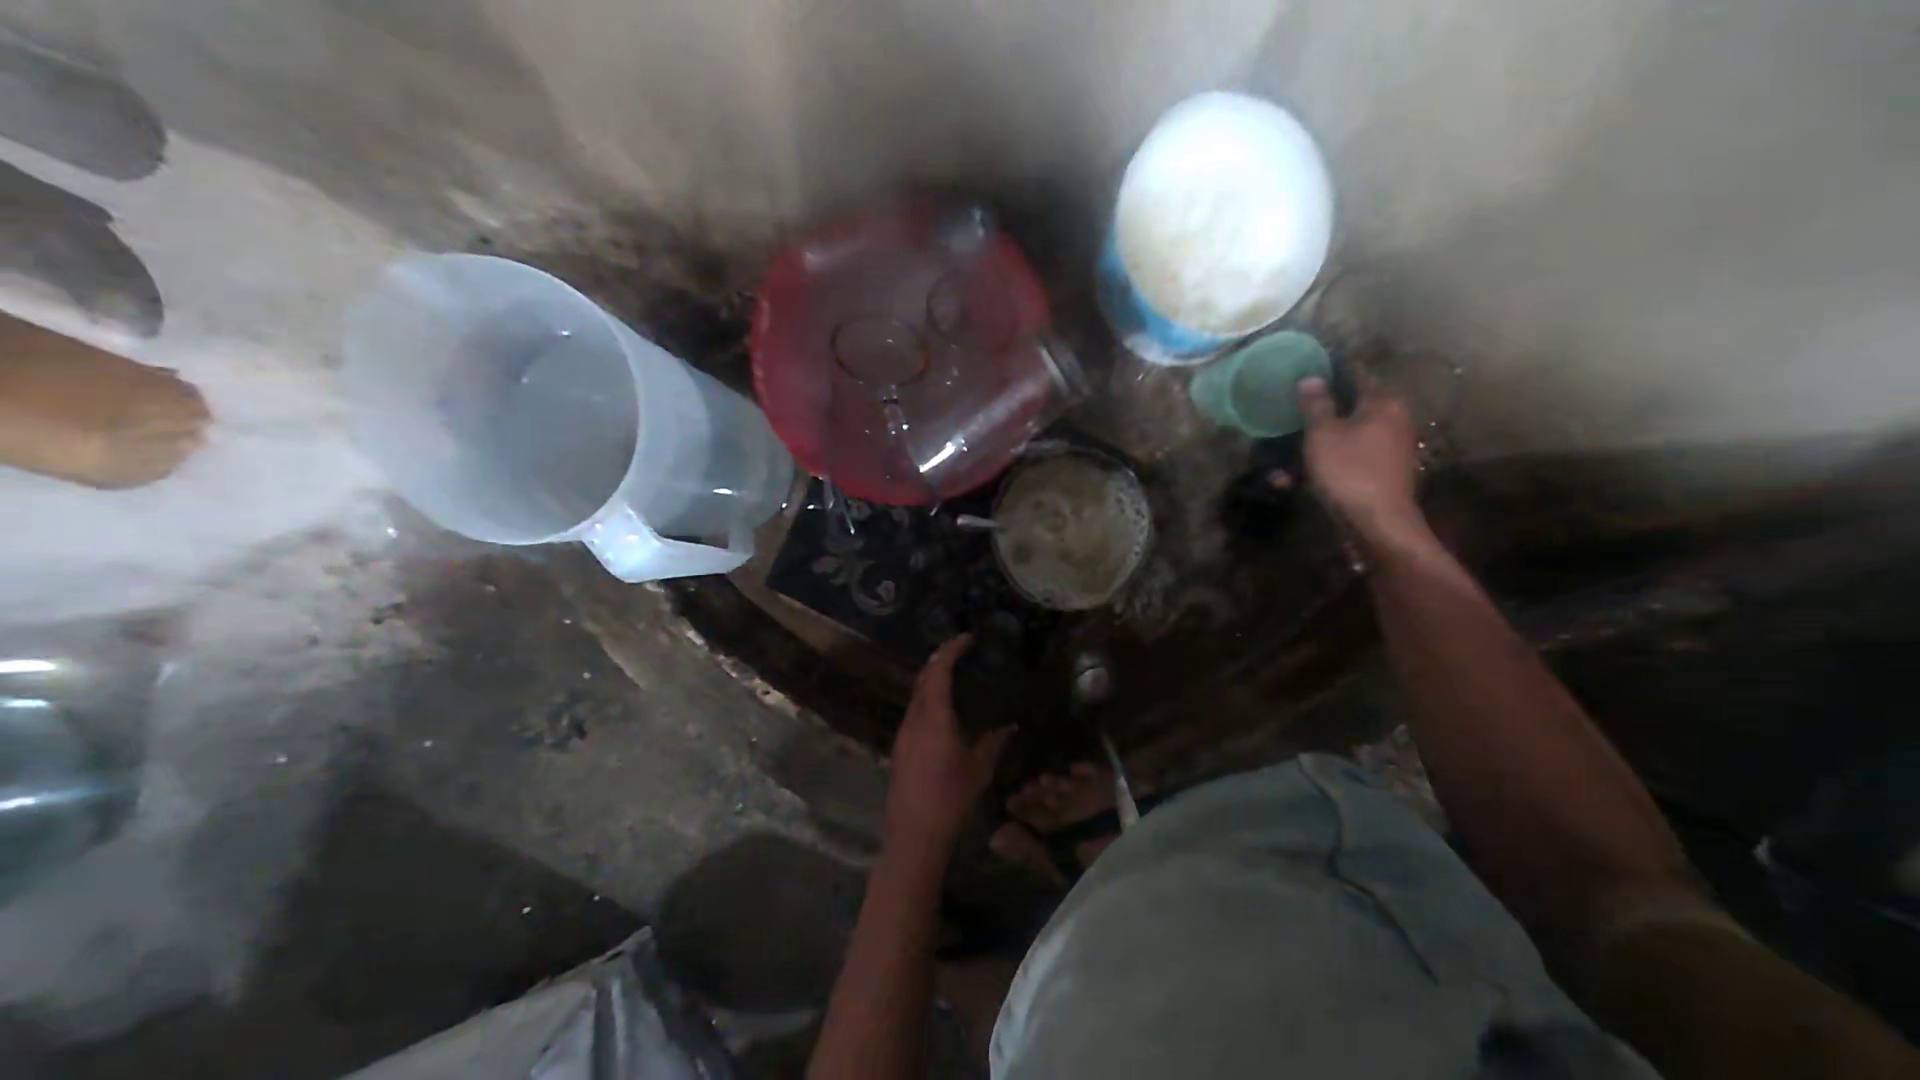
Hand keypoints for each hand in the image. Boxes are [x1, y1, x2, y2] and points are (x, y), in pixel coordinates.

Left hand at [884, 635, 1014, 851]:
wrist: (913, 834)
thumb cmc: (950, 800)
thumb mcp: (979, 770)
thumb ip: (994, 743)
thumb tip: (1010, 726)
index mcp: (934, 719)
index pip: (938, 672)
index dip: (951, 650)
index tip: (967, 638)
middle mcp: (914, 719)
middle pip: (923, 678)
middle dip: (940, 658)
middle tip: (961, 649)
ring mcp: (903, 733)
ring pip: (915, 694)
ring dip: (931, 678)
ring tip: (954, 674)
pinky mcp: (899, 747)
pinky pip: (913, 711)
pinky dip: (927, 698)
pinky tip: (941, 708)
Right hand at [1298, 375, 1425, 545]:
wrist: (1378, 524)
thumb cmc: (1349, 471)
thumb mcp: (1323, 434)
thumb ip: (1316, 404)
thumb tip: (1311, 377)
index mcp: (1383, 403)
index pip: (1357, 374)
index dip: (1330, 371)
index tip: (1305, 373)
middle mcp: (1392, 421)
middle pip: (1349, 408)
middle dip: (1317, 415)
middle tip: (1288, 415)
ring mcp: (1388, 450)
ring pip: (1344, 438)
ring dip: (1312, 447)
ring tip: (1280, 461)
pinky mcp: (1379, 474)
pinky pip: (1346, 462)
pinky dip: (1322, 467)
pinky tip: (1291, 482)